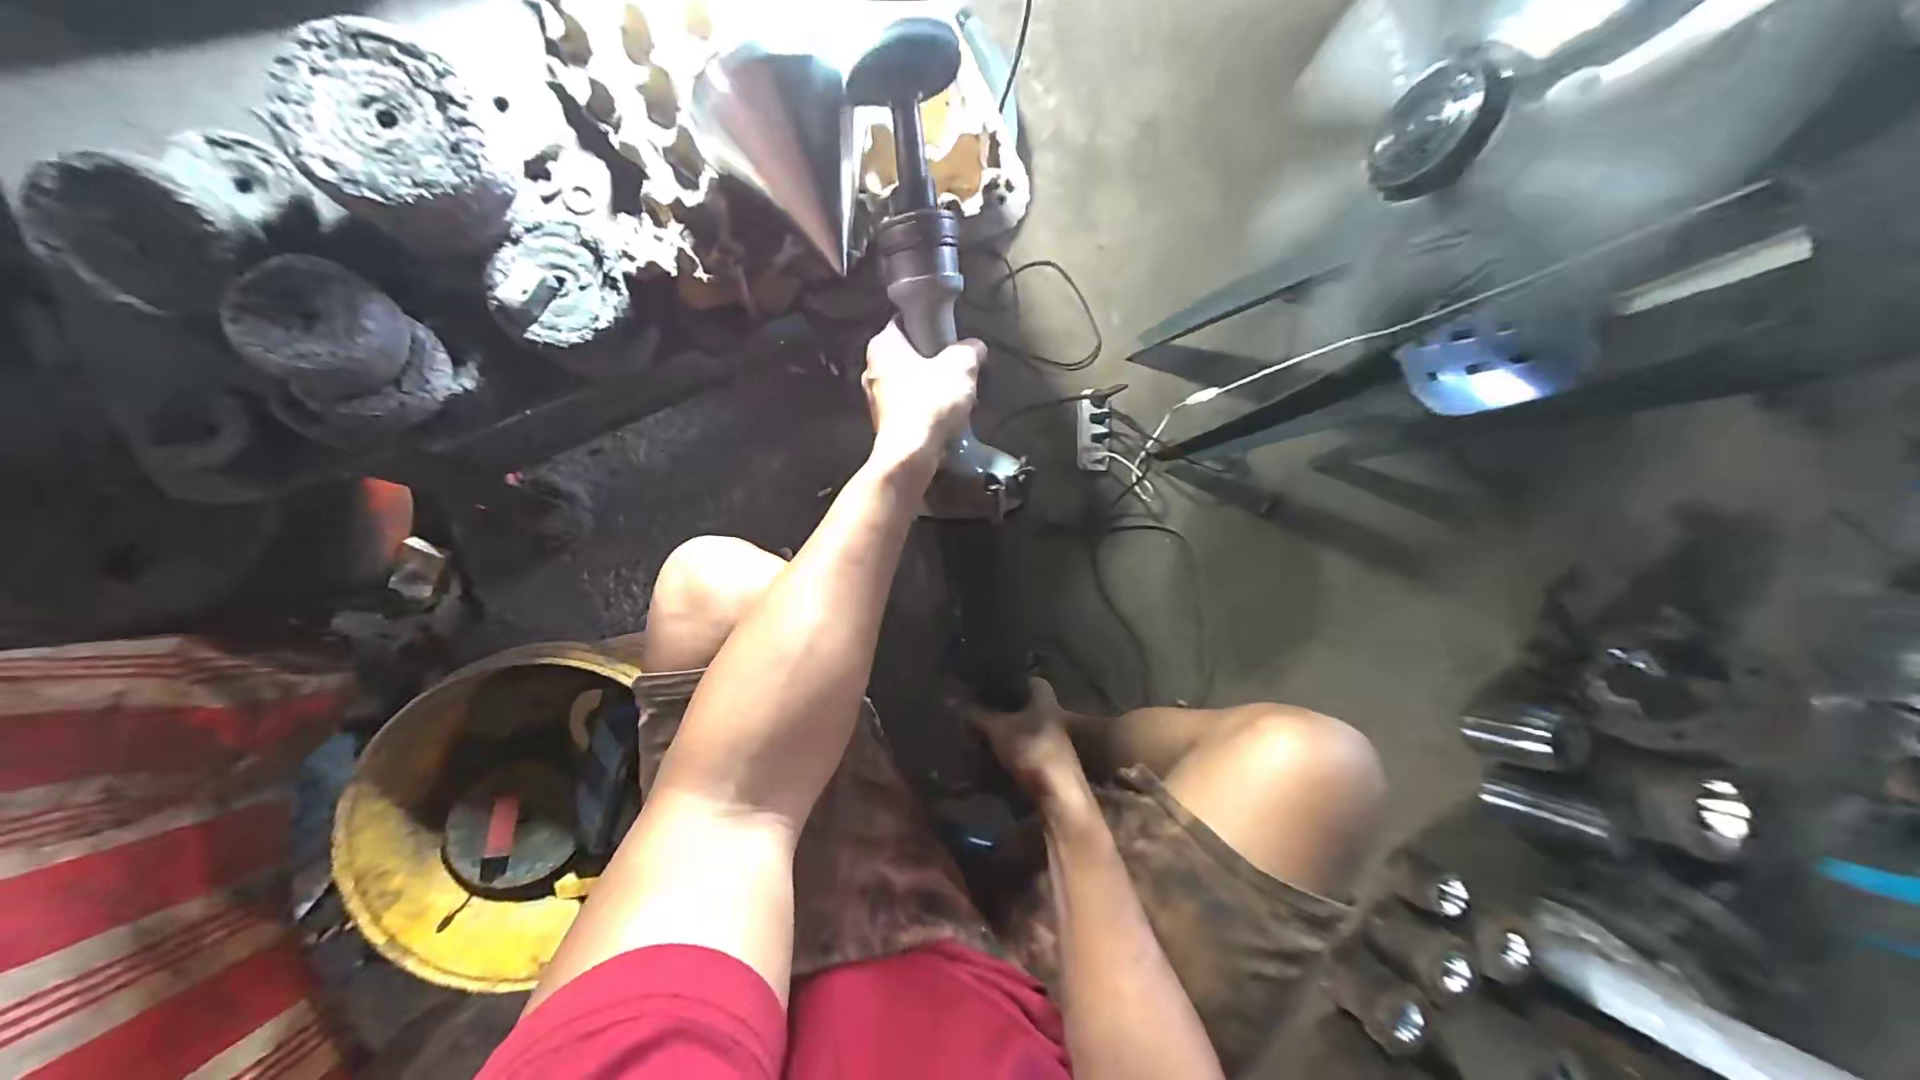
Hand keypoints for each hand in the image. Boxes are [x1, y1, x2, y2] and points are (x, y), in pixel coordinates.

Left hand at [863, 321, 983, 469]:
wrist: (910, 455)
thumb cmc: (930, 402)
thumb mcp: (961, 366)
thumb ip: (970, 350)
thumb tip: (975, 347)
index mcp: (882, 345)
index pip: (904, 321)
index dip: (929, 324)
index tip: (949, 335)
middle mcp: (871, 369)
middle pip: (909, 355)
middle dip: (935, 362)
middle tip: (958, 369)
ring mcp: (876, 399)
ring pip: (910, 383)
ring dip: (933, 388)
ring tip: (958, 398)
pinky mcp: (884, 424)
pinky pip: (909, 407)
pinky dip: (926, 410)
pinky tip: (946, 419)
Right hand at [959, 678, 1090, 809]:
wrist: (1058, 793)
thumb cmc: (1031, 748)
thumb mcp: (997, 728)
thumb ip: (976, 713)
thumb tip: (951, 698)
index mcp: (1046, 700)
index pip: (1035, 681)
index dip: (1016, 680)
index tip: (995, 684)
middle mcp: (1055, 717)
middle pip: (1030, 706)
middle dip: (1009, 708)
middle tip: (983, 709)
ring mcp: (1056, 741)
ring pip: (1029, 729)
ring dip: (1011, 731)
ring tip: (984, 732)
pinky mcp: (1052, 763)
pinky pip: (1029, 749)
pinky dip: (1015, 749)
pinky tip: (997, 754)